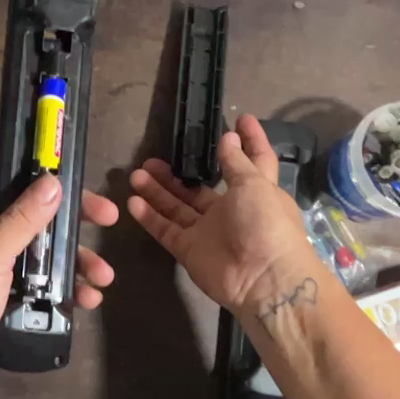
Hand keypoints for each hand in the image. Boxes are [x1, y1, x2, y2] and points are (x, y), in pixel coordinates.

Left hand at [0, 173, 117, 398]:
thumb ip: (20, 222)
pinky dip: (70, 287)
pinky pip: (49, 283)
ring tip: (103, 275)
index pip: (6, 177)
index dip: (36, 169)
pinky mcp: (15, 296)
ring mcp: (4, 267)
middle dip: (73, 217)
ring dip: (78, 259)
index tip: (72, 169)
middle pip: (38, 214)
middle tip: (108, 217)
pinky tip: (90, 298)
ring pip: (48, 251)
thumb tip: (53, 182)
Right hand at [127, 114, 318, 312]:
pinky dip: (150, 216)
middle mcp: (231, 211)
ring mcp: (208, 232)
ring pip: (178, 206)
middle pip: (200, 187)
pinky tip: (132, 201)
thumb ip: (236, 162)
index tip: (239, 118)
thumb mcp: (255, 185)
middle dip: (178, 173)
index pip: (252, 160)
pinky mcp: (190, 250)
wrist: (263, 279)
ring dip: (158, 191)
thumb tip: (229, 138)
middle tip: (154, 158)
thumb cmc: (267, 225)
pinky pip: (166, 229)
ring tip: (136, 173)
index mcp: (256, 192)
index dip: (248, 140)